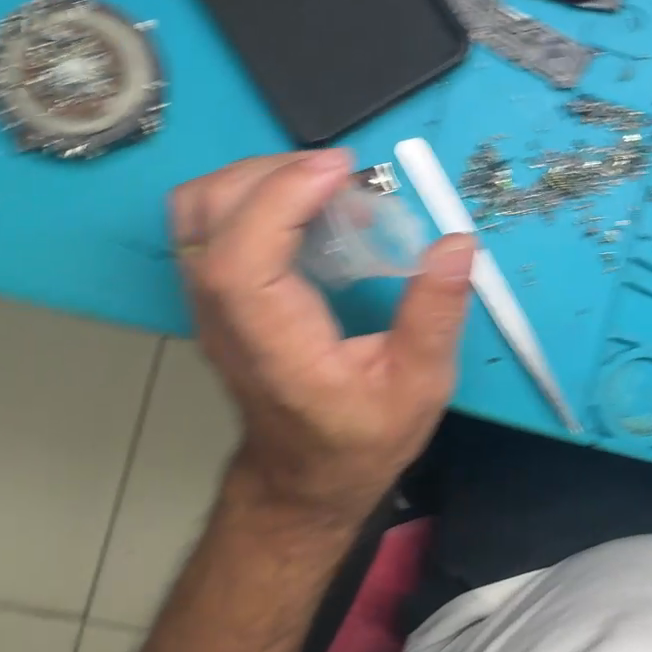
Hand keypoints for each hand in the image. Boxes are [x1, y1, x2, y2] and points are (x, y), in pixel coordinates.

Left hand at [171, 150, 475, 520]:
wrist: (302, 480)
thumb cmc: (360, 441)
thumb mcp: (419, 389)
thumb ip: (435, 317)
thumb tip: (456, 244)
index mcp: (273, 346)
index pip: (241, 259)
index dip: (281, 198)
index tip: (343, 171)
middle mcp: (224, 317)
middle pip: (207, 216)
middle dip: (274, 171)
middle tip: (343, 178)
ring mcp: (208, 304)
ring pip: (196, 210)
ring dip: (257, 176)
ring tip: (323, 186)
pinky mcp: (212, 294)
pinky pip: (207, 222)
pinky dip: (249, 193)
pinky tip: (304, 207)